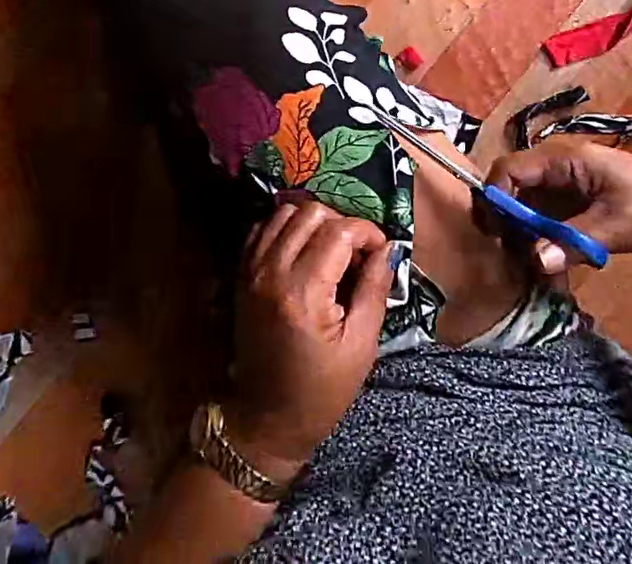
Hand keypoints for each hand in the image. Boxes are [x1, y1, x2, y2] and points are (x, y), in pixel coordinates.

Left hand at [227, 202, 392, 475]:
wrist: (265, 419)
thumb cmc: (320, 391)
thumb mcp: (361, 346)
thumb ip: (375, 289)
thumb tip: (388, 249)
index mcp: (303, 292)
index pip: (340, 230)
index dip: (367, 233)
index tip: (381, 251)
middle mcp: (272, 271)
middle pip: (311, 212)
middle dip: (342, 223)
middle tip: (356, 253)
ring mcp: (252, 270)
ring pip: (285, 212)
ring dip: (313, 222)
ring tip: (331, 249)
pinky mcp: (242, 274)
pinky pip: (264, 228)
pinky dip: (287, 228)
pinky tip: (304, 251)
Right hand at [487, 139, 631, 274]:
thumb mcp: (621, 225)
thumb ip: (575, 240)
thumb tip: (533, 259)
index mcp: (564, 159)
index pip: (508, 170)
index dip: (494, 198)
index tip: (496, 235)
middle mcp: (558, 171)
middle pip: (512, 193)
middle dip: (510, 229)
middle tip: (519, 264)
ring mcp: (566, 191)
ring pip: (527, 215)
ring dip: (529, 246)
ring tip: (543, 280)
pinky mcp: (575, 210)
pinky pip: (547, 229)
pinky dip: (546, 251)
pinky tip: (557, 279)